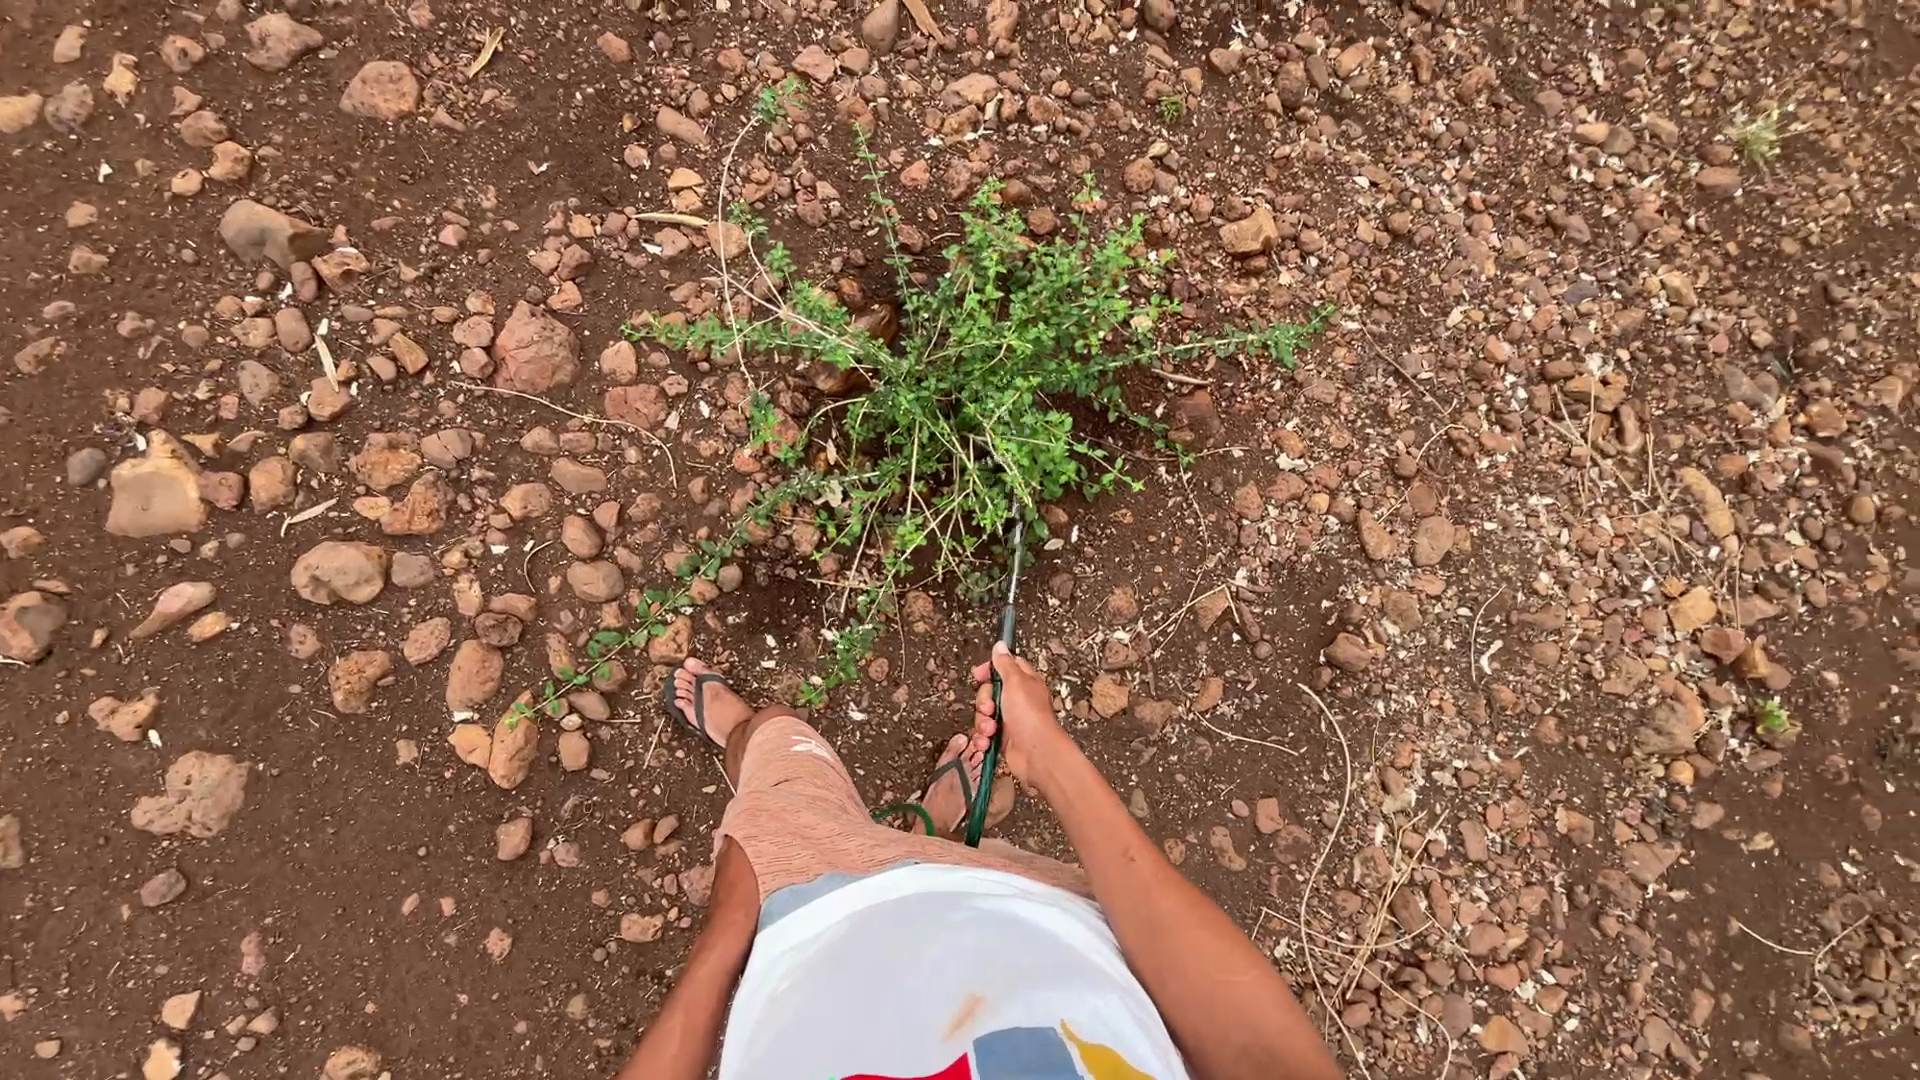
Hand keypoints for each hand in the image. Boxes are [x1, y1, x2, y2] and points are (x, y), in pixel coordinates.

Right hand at [971, 642, 1074, 794]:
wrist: (1036, 753)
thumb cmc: (1030, 717)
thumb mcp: (1016, 682)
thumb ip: (1005, 663)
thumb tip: (1001, 645)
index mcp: (1024, 682)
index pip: (1004, 667)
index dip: (990, 670)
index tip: (979, 675)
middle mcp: (1018, 700)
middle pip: (988, 692)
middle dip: (983, 701)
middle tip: (990, 708)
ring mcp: (1010, 720)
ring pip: (984, 714)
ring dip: (982, 722)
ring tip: (991, 730)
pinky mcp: (1003, 738)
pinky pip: (984, 734)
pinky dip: (983, 738)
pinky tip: (988, 742)